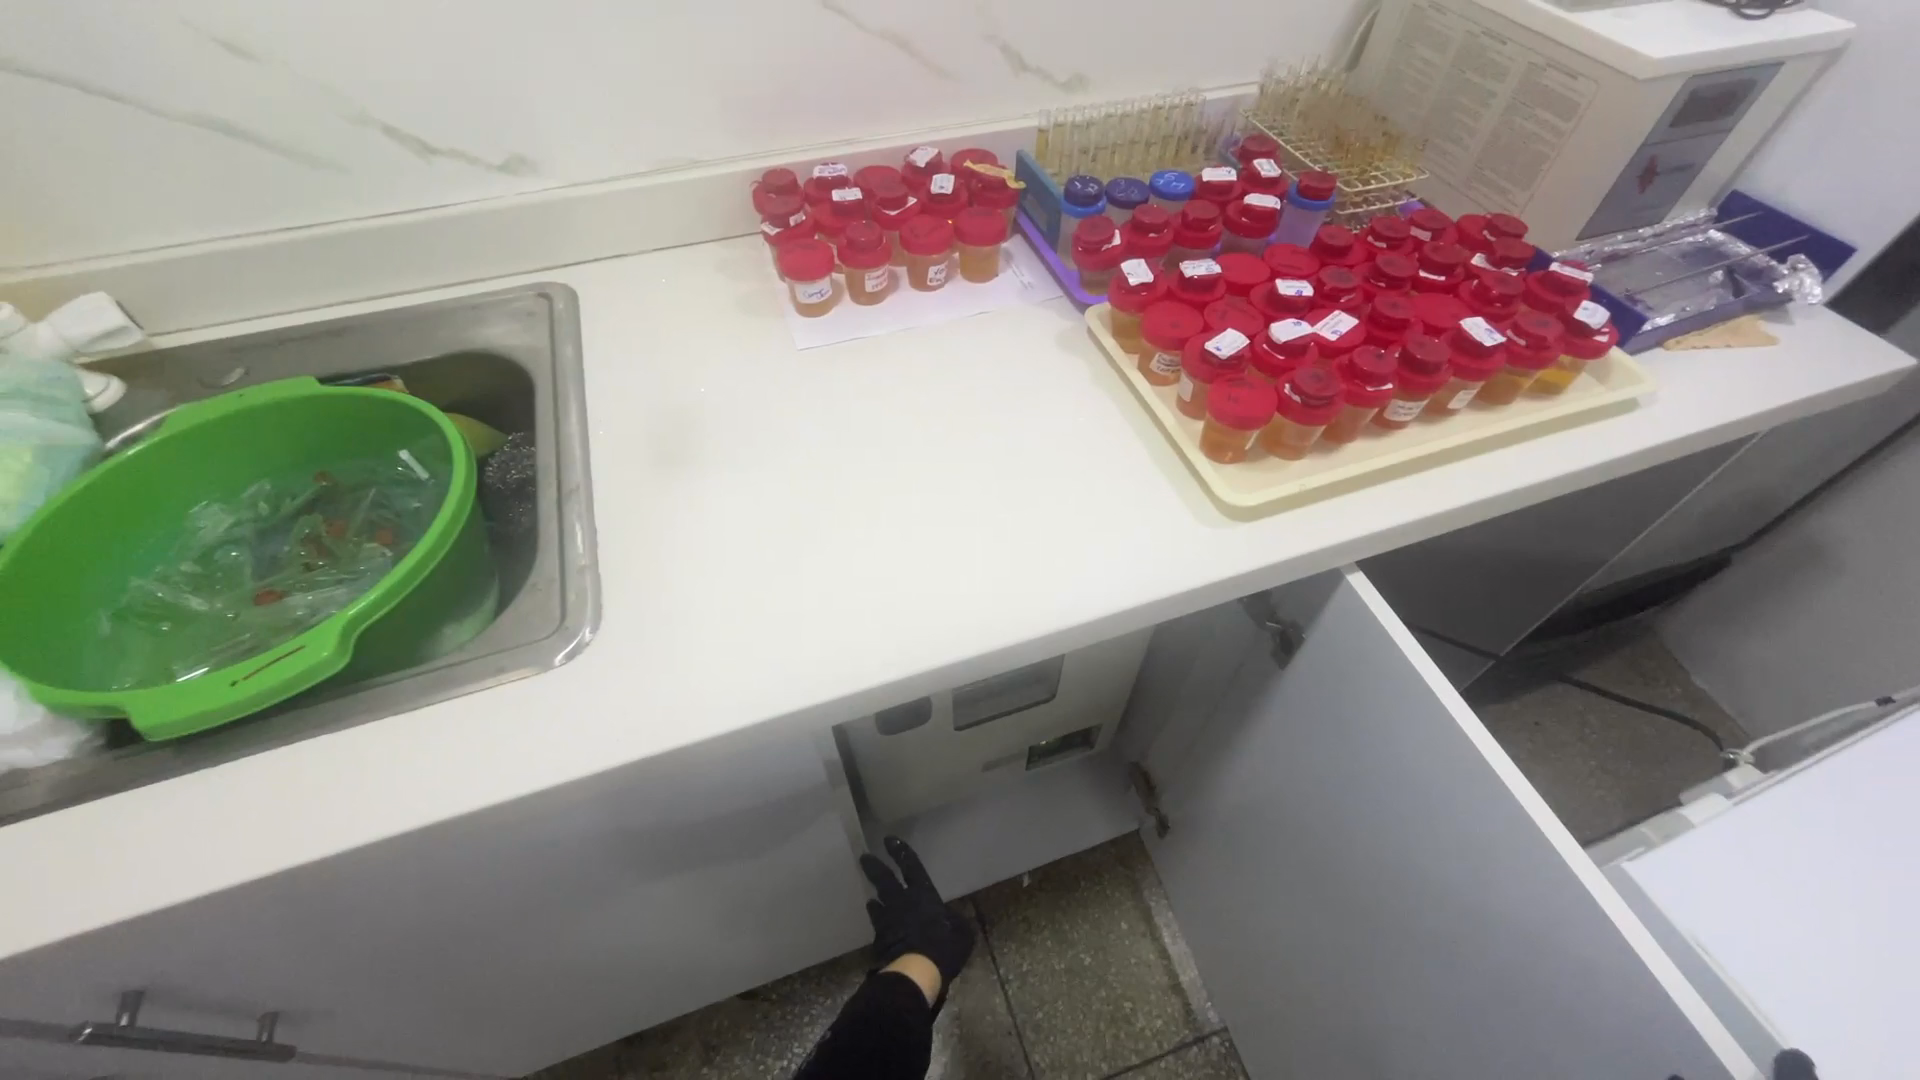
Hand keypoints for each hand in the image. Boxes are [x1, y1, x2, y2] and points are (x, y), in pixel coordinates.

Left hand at [861, 836, 974, 998]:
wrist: (915, 972)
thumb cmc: (944, 947)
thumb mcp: (962, 932)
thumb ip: (954, 921)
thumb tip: (950, 918)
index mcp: (924, 894)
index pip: (910, 866)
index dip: (900, 852)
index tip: (889, 839)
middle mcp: (902, 902)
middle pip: (884, 879)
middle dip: (874, 866)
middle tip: (864, 857)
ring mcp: (887, 920)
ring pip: (877, 902)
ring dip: (875, 899)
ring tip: (871, 897)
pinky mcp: (879, 939)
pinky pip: (877, 925)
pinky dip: (878, 921)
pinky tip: (877, 922)